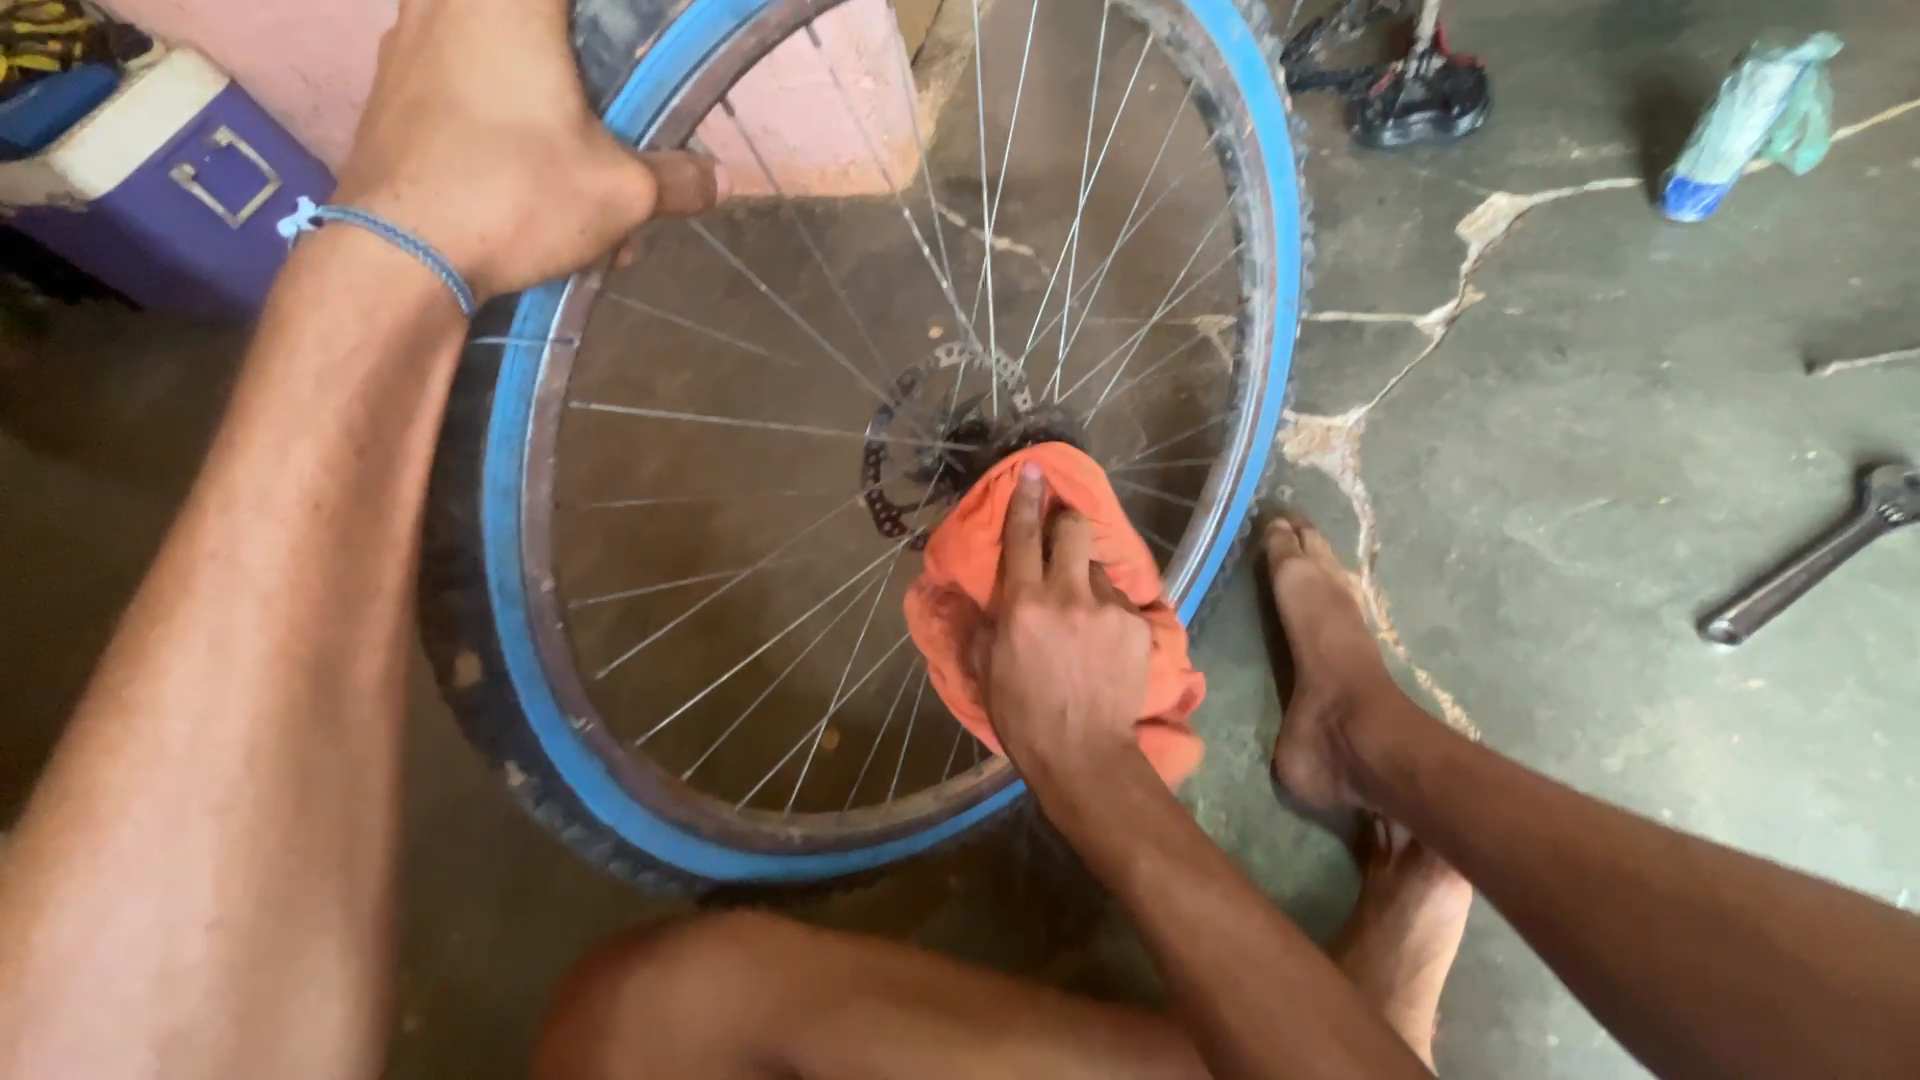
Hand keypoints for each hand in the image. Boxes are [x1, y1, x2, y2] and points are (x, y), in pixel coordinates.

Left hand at [333, 0, 728, 300]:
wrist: (400, 252)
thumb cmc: (520, 194)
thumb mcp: (623, 193)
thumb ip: (678, 179)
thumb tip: (720, 181)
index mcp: (510, 1)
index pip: (580, 0)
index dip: (611, 20)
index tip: (631, 54)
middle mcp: (448, 1)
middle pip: (537, 24)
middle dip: (585, 73)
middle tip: (615, 121)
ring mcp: (408, 44)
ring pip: (502, 62)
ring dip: (549, 111)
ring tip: (582, 182)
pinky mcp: (392, 94)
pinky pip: (467, 93)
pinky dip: (507, 131)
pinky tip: (533, 196)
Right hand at [976, 464, 1152, 774]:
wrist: (1083, 754)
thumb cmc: (1022, 714)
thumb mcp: (986, 668)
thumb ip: (980, 622)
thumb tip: (968, 593)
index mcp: (1023, 604)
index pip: (1021, 536)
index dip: (1025, 498)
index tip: (1032, 471)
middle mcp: (1066, 595)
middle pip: (1073, 528)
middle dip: (1065, 521)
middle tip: (1060, 535)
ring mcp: (1107, 608)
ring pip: (1096, 567)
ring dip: (1085, 577)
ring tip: (1081, 612)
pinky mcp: (1136, 626)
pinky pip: (1118, 601)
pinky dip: (1107, 610)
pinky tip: (1102, 640)